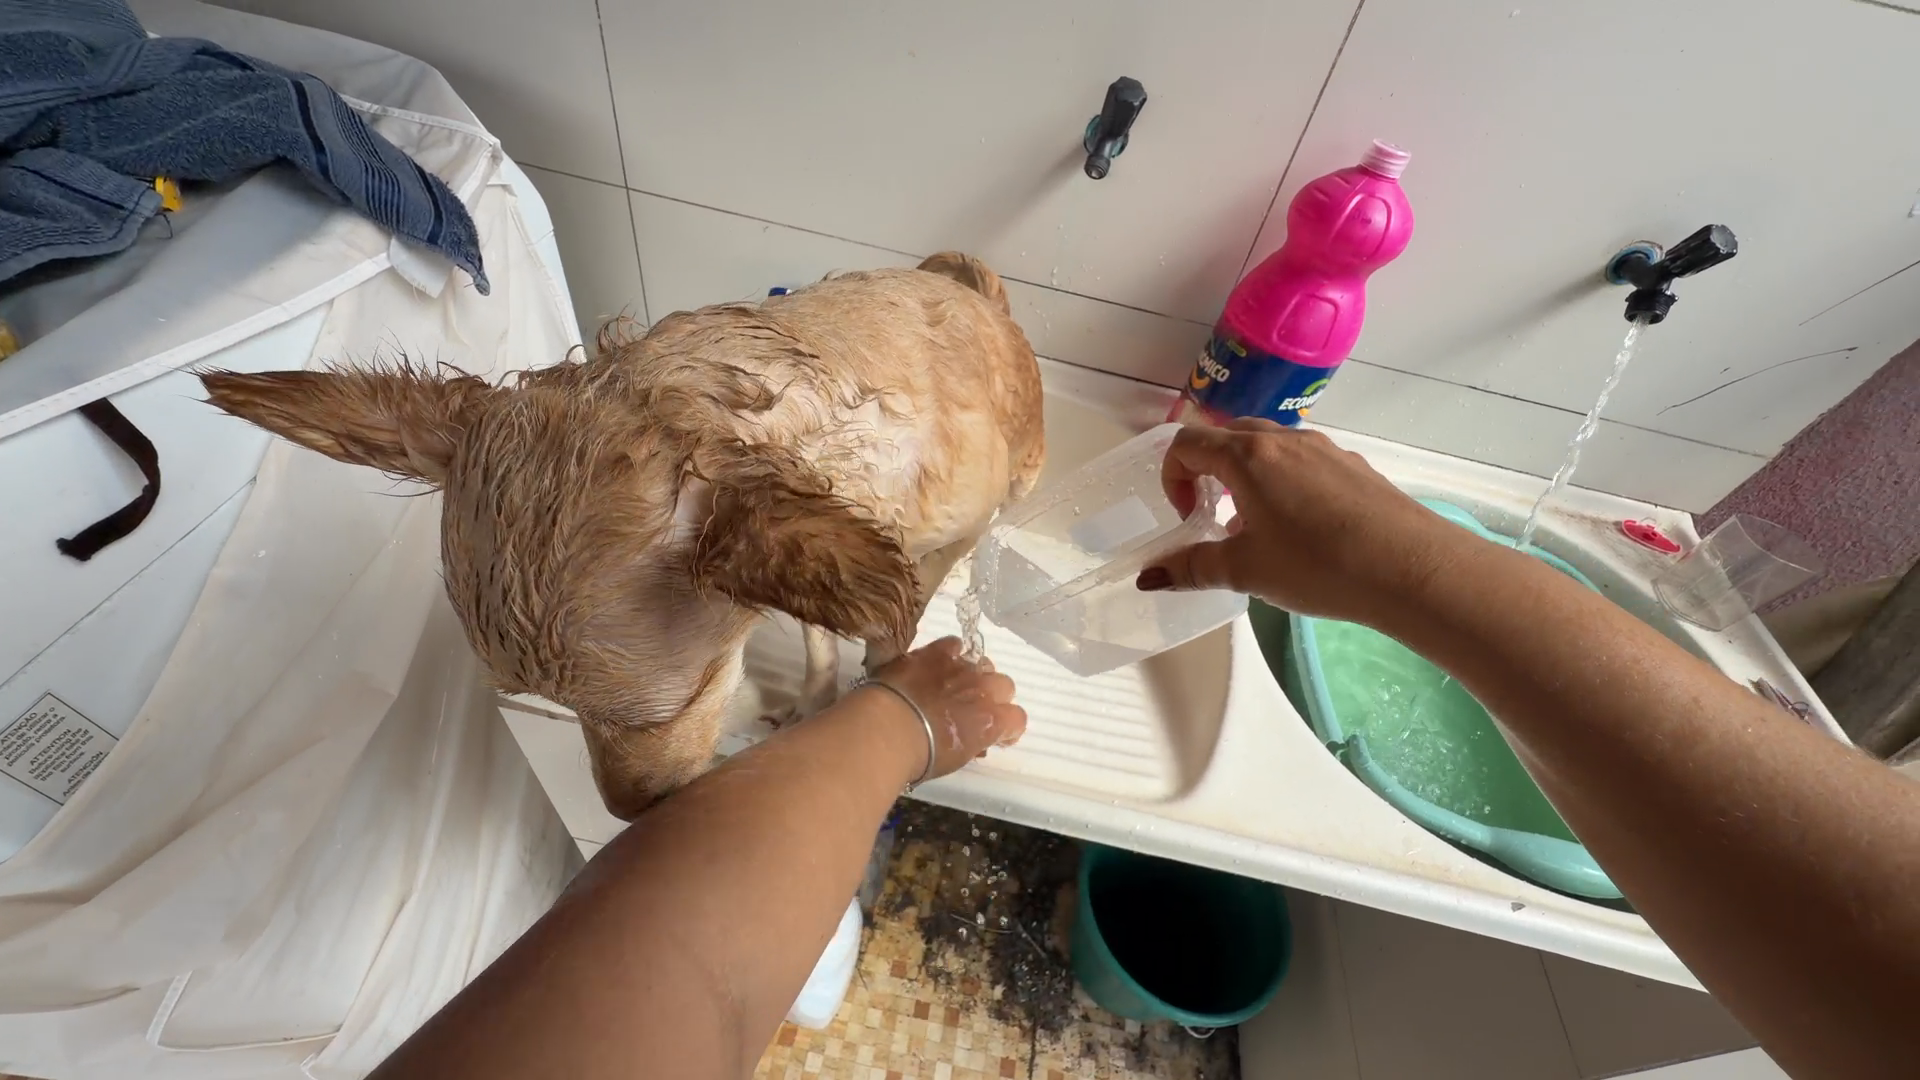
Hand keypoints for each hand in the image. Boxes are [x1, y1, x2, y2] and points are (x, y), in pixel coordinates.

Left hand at [864, 638, 1026, 778]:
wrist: (889, 728)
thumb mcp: (957, 759)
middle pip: (1005, 685)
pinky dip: (950, 654)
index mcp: (993, 720)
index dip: (1007, 727)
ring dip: (974, 674)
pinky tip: (937, 664)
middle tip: (973, 708)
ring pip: (983, 662)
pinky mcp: (937, 651)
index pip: (1017, 719)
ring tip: (953, 685)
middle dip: (993, 696)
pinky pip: (954, 644)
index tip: (994, 734)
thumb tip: (975, 737)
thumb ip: (974, 742)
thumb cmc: (921, 756)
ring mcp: (962, 666)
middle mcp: (984, 689)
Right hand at [1136, 419, 1473, 625]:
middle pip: (1227, 436)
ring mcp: (1324, 449)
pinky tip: (1302, 529)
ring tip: (1257, 525)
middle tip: (1213, 514)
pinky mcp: (1354, 466)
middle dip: (1207, 470)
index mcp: (1248, 457)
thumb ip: (1191, 568)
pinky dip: (1283, 481)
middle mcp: (1284, 439)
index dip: (1172, 477)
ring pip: (1268, 445)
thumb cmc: (1318, 565)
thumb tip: (1146, 577)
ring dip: (1246, 476)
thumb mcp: (1245, 571)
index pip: (1188, 444)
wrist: (1414, 570)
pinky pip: (1303, 460)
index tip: (1188, 517)